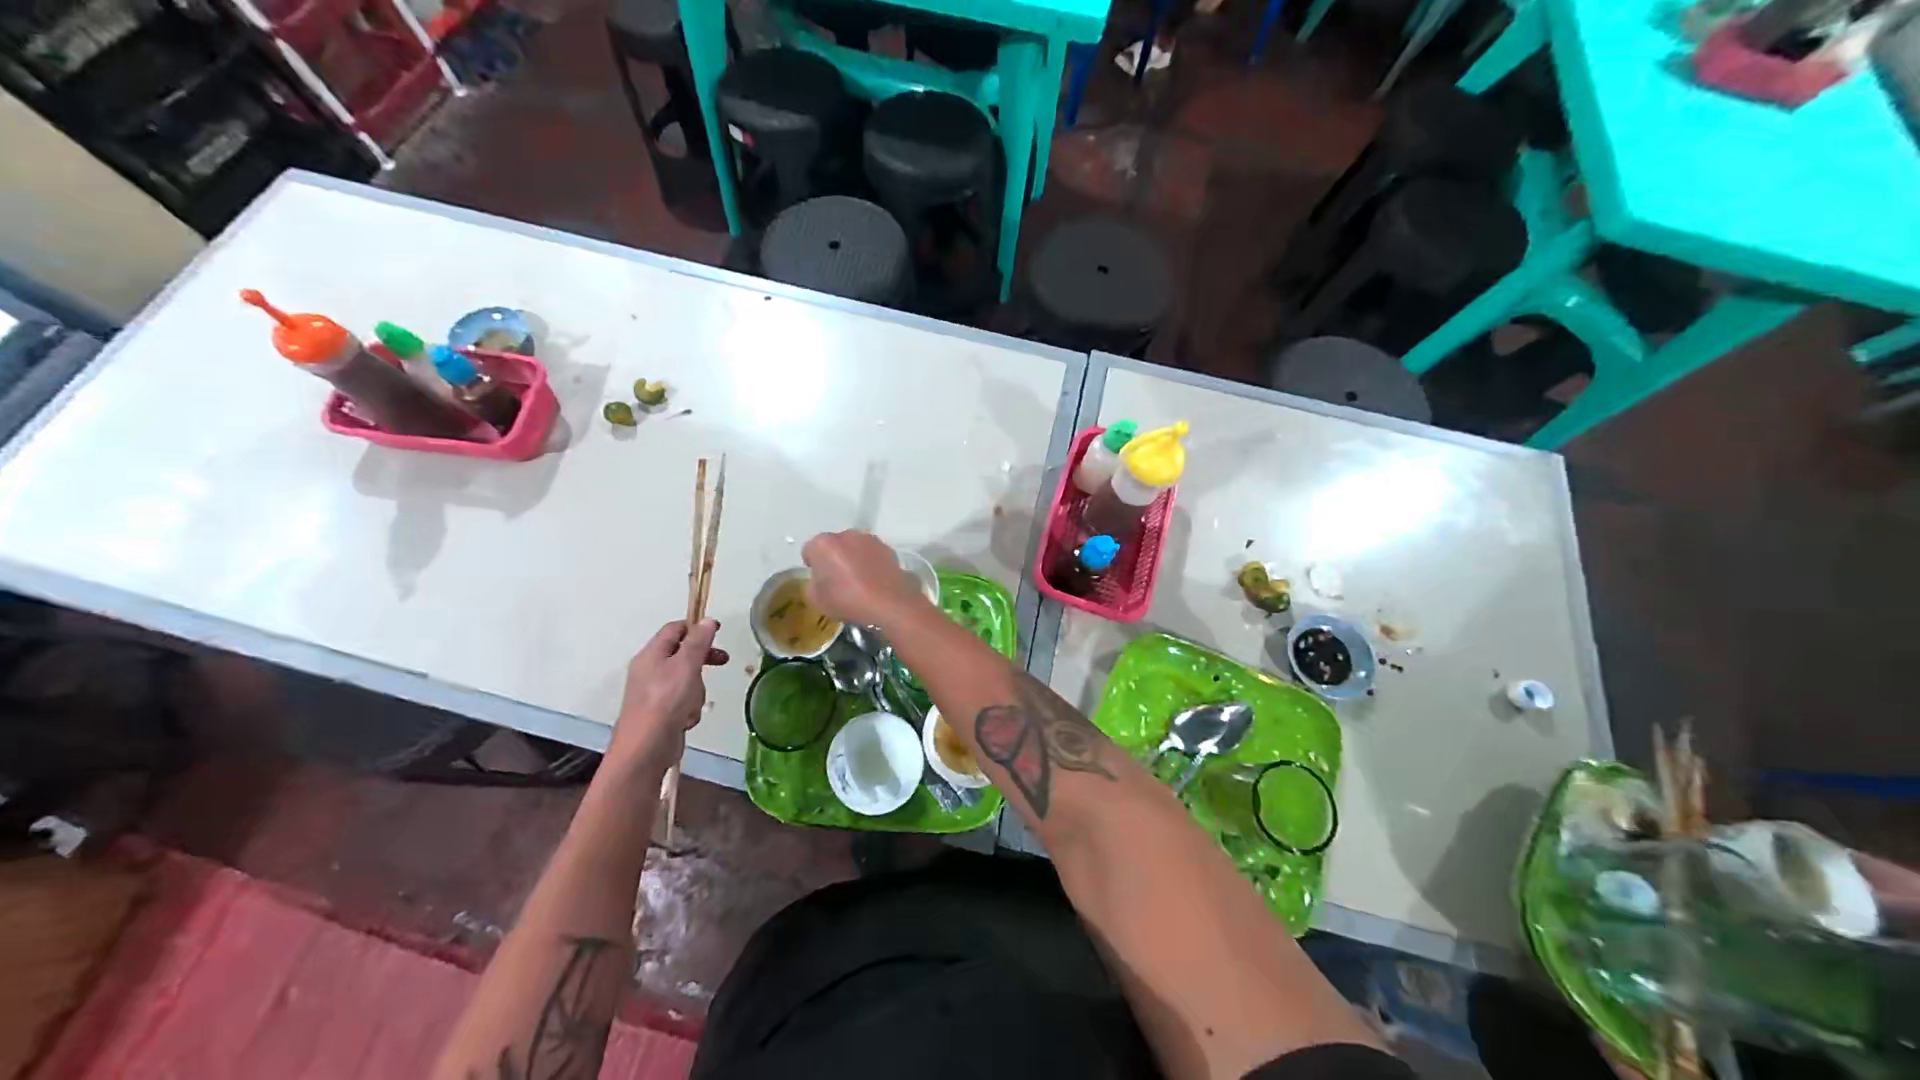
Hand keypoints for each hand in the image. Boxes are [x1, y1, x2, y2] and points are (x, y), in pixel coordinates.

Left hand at [609, 619, 727, 772]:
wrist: (646, 747)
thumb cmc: (666, 700)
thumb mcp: (686, 665)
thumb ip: (698, 642)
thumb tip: (707, 620)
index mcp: (651, 654)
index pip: (674, 629)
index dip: (696, 626)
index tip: (718, 631)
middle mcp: (649, 670)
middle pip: (681, 654)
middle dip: (702, 659)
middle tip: (723, 661)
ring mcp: (653, 692)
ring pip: (685, 679)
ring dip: (696, 689)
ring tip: (694, 701)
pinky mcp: (659, 712)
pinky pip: (681, 701)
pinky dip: (688, 707)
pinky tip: (687, 718)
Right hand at [801, 531, 930, 627]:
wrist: (889, 602)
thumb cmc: (847, 600)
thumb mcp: (816, 599)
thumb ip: (813, 583)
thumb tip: (821, 578)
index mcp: (824, 544)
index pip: (810, 550)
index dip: (812, 566)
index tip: (819, 580)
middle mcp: (846, 535)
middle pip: (833, 545)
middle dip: (833, 558)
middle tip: (837, 580)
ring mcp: (869, 539)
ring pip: (853, 547)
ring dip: (852, 558)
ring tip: (857, 580)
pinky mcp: (887, 547)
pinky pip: (870, 554)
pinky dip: (869, 562)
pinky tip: (873, 580)